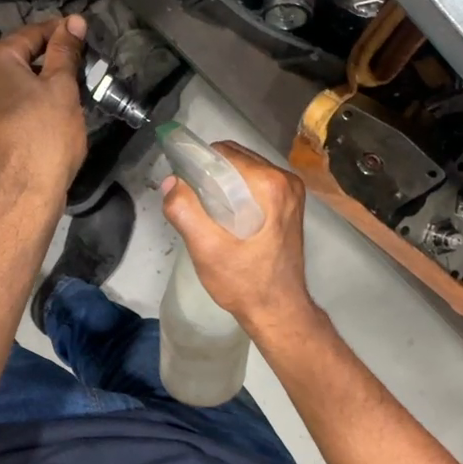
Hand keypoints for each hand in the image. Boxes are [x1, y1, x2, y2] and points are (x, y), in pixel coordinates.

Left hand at [0, 16, 88, 216]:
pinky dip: (25, 107)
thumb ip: (65, 51)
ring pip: (11, 87)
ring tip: (64, 92)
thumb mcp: (62, 87)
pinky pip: (6, 110)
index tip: (81, 34)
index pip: (30, 34)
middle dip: (46, 60)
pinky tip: (45, 117)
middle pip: (17, 61)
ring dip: (35, 85)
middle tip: (77, 65)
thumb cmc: (46, 135)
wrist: (24, 194)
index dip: (59, 32)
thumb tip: (73, 21)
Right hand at [161, 142, 315, 333]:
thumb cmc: (243, 282)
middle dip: (210, 176)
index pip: (224, 153)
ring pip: (244, 171)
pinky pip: (255, 186)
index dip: (198, 166)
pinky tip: (226, 220)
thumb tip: (170, 182)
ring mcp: (291, 192)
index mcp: (270, 184)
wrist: (278, 310)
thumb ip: (185, 211)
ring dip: (222, 186)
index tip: (184, 191)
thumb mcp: (206, 249)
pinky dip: (236, 194)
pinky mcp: (289, 205)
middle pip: (235, 159)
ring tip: (209, 215)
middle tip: (195, 207)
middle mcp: (286, 180)